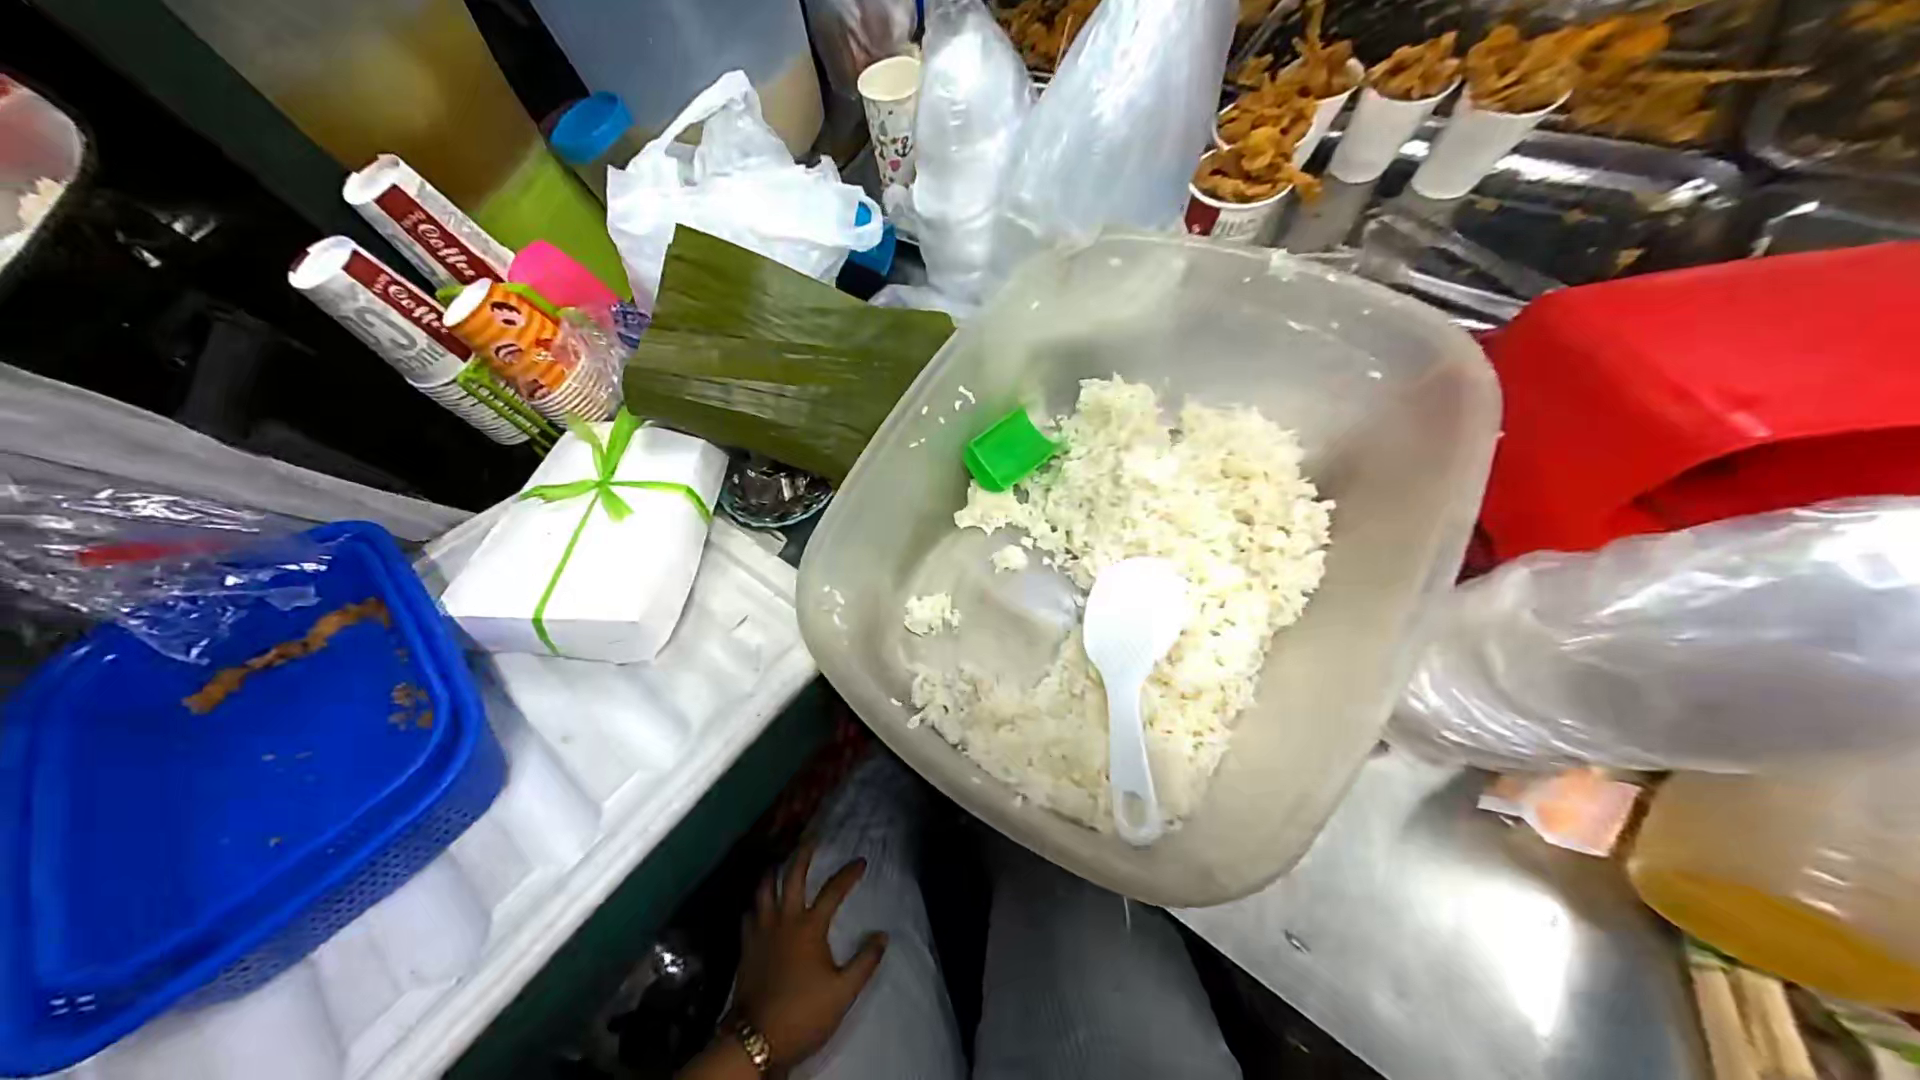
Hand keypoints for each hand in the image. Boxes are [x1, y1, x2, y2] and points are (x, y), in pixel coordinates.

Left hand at [734, 841, 886, 1070]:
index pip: (833, 890)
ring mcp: (761, 932)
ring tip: (779, 864)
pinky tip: (758, 905)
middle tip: (810, 840)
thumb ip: (865, 961)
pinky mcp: (746, 947)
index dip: (849, 873)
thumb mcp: (844, 991)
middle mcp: (784, 920)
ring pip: (764, 890)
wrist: (757, 1040)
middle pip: (791, 876)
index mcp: (810, 926)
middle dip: (802, 855)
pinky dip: (756, 904)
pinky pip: (749, 914)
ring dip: (773, 873)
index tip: (861, 861)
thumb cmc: (804, 1013)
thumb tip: (882, 935)